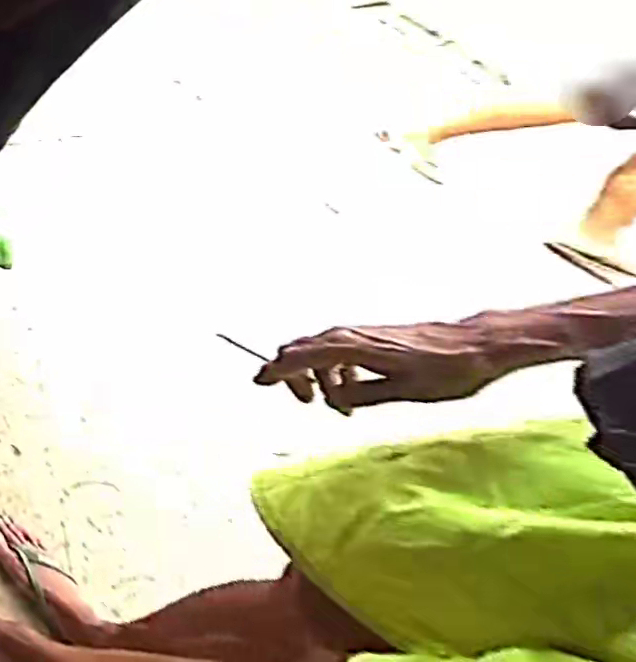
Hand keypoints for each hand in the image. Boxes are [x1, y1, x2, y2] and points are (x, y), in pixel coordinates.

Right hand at [254, 320, 504, 414]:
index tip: (260, 382)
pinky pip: (332, 351)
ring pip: (315, 351)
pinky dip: (331, 369)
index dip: (276, 370)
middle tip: (310, 401)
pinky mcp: (364, 337)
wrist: (477, 345)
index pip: (299, 357)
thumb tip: (337, 400)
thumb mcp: (407, 390)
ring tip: (339, 402)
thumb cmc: (447, 369)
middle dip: (295, 376)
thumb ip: (364, 394)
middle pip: (299, 351)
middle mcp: (343, 335)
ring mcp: (353, 334)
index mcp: (348, 347)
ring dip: (317, 375)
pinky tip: (353, 385)